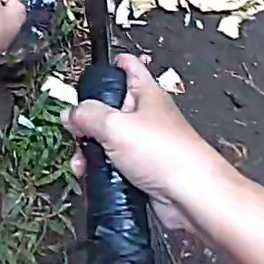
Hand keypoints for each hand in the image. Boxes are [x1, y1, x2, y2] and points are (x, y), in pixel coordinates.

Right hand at [65, 55, 235, 233]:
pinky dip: (100, 169)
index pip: (127, 66)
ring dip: (89, 149)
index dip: (110, 65)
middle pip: (108, 107)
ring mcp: (144, 143)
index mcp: (145, 93)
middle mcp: (145, 115)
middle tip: (77, 129)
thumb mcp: (116, 125)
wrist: (192, 197)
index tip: (90, 73)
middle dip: (88, 120)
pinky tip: (91, 175)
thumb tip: (70, 113)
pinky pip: (113, 164)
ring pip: (107, 139)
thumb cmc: (168, 154)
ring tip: (81, 159)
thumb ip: (87, 115)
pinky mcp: (142, 169)